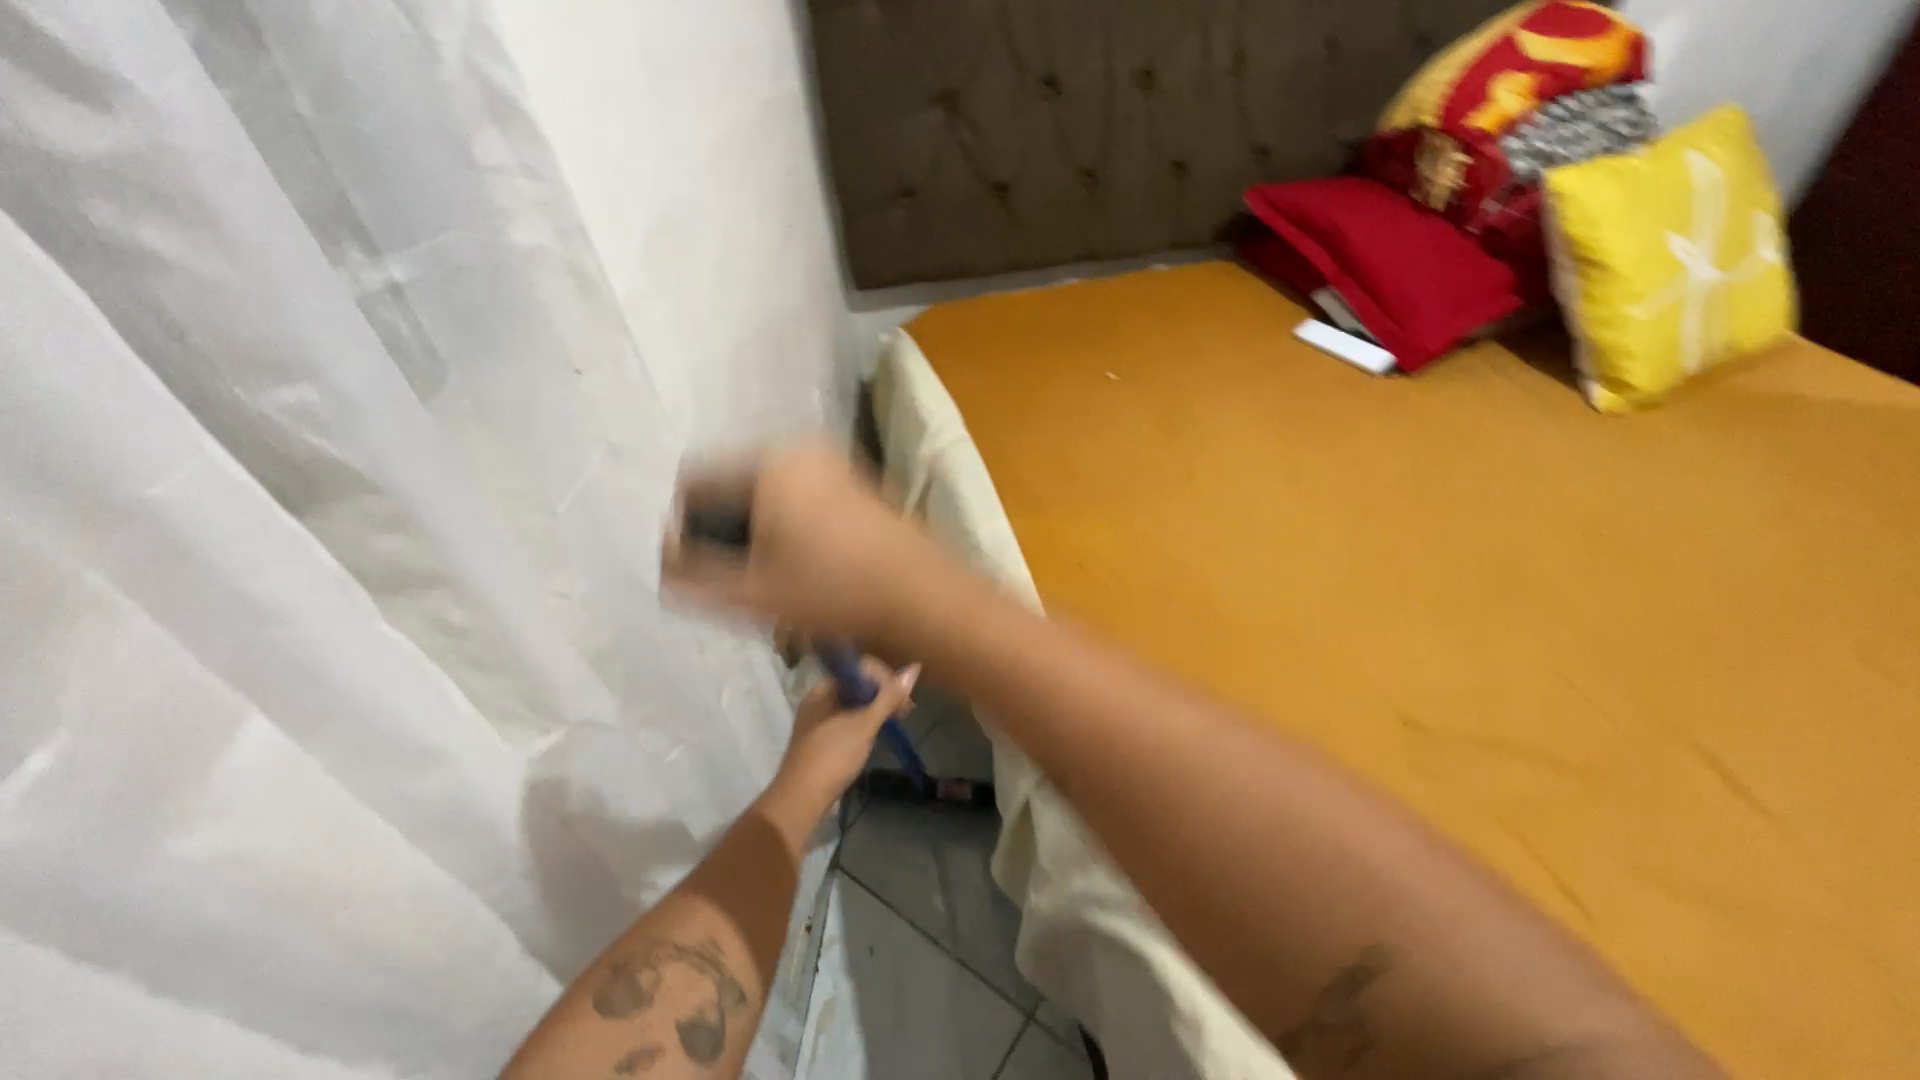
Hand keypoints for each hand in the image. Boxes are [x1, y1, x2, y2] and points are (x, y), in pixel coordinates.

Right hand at [662, 440, 950, 643]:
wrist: (926, 599)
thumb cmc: (835, 593)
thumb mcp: (751, 593)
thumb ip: (692, 575)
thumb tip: (661, 557)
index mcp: (769, 462)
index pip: (695, 483)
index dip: (687, 529)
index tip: (700, 572)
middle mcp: (801, 450)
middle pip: (735, 488)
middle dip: (727, 534)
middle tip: (739, 582)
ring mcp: (835, 464)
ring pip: (770, 497)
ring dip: (759, 536)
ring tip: (773, 583)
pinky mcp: (858, 484)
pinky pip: (802, 500)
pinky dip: (791, 530)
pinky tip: (806, 571)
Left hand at [776, 658, 920, 799]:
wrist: (801, 799)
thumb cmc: (832, 756)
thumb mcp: (864, 724)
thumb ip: (888, 697)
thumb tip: (914, 668)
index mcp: (823, 689)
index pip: (859, 668)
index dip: (884, 678)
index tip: (903, 698)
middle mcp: (819, 701)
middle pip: (857, 685)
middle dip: (883, 694)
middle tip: (905, 712)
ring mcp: (820, 722)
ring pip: (854, 705)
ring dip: (877, 710)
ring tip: (897, 722)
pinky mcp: (823, 741)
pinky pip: (849, 722)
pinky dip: (867, 724)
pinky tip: (879, 735)